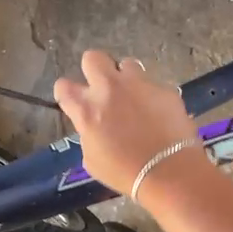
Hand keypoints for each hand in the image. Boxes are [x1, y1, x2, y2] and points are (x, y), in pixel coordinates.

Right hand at [53, 50, 203, 196]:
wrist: (169, 172)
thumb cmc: (125, 173)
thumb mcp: (92, 159)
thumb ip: (88, 133)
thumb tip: (93, 124)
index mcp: (86, 108)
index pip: (63, 86)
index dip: (67, 92)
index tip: (74, 101)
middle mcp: (109, 88)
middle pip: (92, 58)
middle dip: (94, 69)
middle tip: (103, 88)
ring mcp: (138, 84)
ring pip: (126, 64)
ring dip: (126, 79)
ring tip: (134, 98)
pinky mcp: (163, 88)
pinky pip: (153, 84)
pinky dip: (151, 96)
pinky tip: (158, 114)